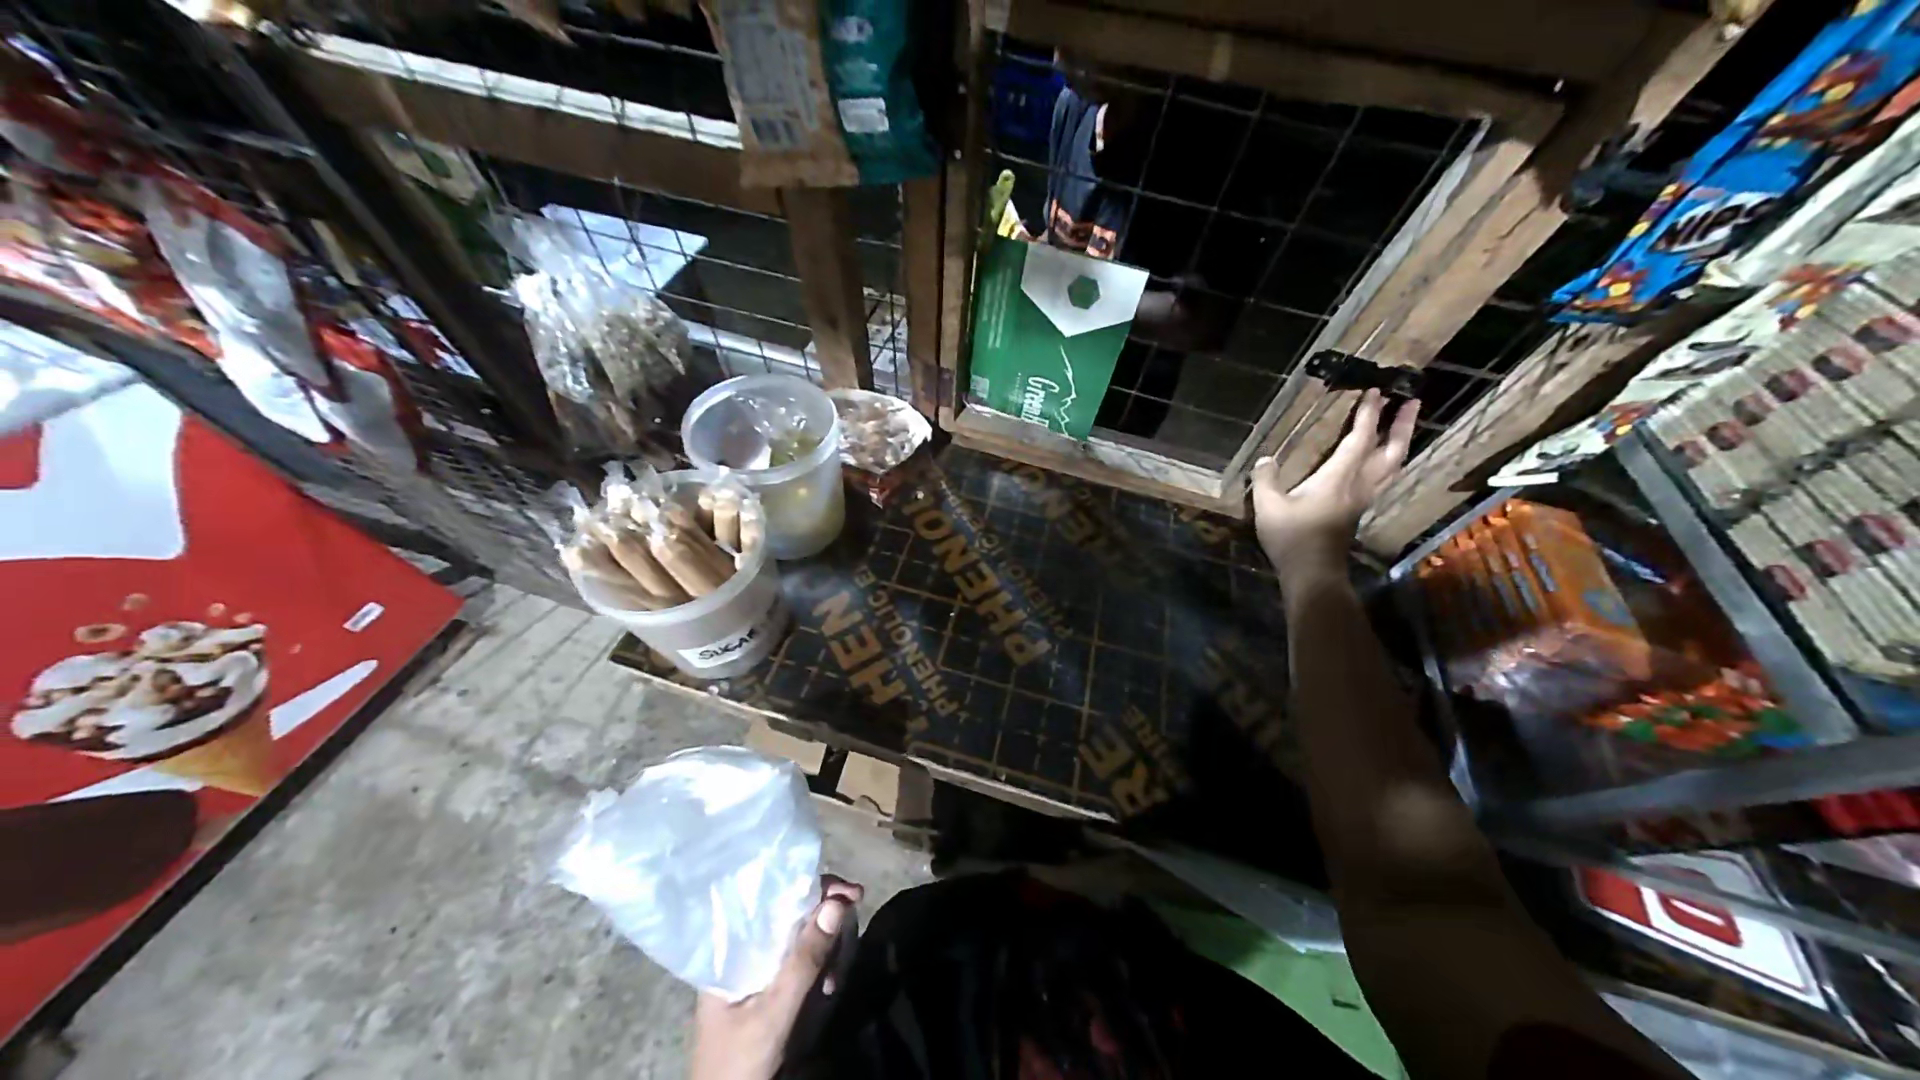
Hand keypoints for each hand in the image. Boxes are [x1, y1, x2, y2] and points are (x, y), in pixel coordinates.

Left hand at [689, 877, 863, 1079]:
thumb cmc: (736, 1063)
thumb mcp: (773, 1013)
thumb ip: (803, 961)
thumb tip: (836, 904)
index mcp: (731, 947)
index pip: (774, 897)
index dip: (814, 888)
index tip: (851, 892)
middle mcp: (742, 951)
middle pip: (790, 914)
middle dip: (826, 916)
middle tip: (857, 918)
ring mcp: (756, 972)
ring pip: (799, 938)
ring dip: (826, 946)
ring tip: (836, 976)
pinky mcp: (768, 992)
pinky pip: (800, 963)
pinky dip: (820, 968)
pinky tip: (830, 986)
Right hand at [1252, 389, 1417, 584]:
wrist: (1313, 573)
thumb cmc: (1292, 538)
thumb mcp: (1268, 506)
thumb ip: (1266, 479)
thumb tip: (1266, 458)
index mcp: (1339, 478)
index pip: (1360, 439)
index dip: (1368, 414)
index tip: (1375, 391)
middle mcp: (1358, 485)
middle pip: (1390, 450)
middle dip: (1400, 424)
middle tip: (1411, 400)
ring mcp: (1362, 499)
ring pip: (1392, 465)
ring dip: (1401, 442)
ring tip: (1404, 424)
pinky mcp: (1358, 510)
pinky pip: (1384, 478)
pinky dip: (1389, 461)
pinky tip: (1382, 460)